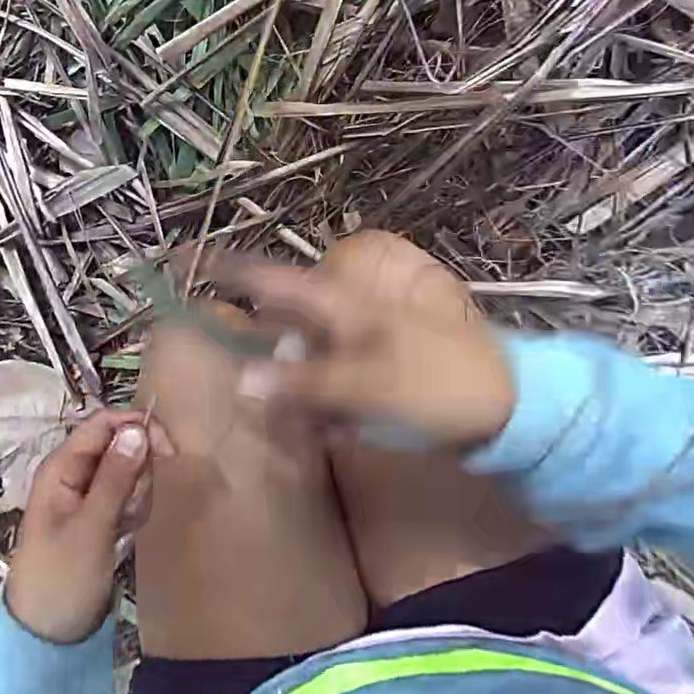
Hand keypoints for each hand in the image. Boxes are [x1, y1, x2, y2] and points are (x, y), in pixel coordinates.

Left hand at [5, 409, 171, 642]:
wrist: (49, 636)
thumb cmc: (62, 578)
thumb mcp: (91, 527)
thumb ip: (116, 476)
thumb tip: (139, 428)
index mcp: (62, 464)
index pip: (105, 422)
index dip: (137, 428)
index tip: (167, 453)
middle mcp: (74, 470)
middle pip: (121, 444)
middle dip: (137, 471)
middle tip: (131, 507)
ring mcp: (87, 492)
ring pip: (129, 469)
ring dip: (136, 494)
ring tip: (123, 526)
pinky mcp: (100, 512)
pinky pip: (128, 494)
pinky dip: (133, 510)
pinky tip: (124, 534)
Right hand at [216, 231, 514, 448]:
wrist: (514, 407)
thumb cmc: (441, 381)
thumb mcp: (372, 382)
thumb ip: (306, 382)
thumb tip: (242, 380)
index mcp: (338, 300)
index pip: (268, 277)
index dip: (224, 267)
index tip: (179, 259)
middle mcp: (338, 317)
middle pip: (276, 327)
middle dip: (253, 353)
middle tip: (238, 384)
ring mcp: (351, 347)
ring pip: (297, 364)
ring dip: (286, 393)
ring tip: (293, 423)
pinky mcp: (364, 377)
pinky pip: (322, 389)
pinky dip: (315, 410)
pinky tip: (323, 433)